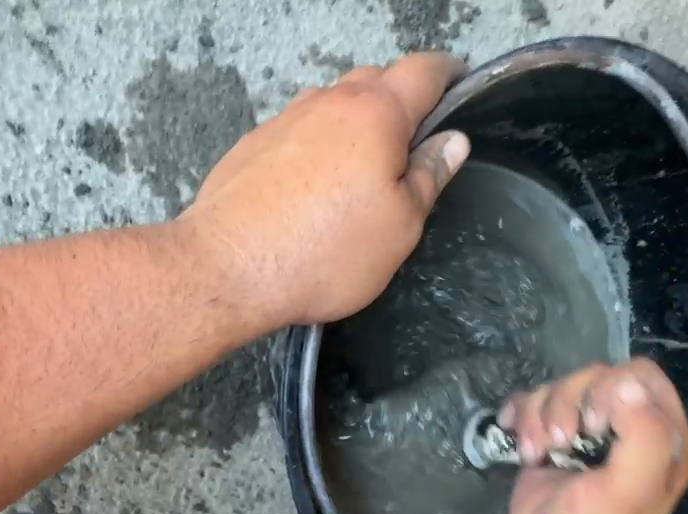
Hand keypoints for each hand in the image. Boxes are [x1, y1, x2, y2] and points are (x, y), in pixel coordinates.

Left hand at [177, 53, 471, 327]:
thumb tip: (451, 142)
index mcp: (376, 113)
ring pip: (332, 107)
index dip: (448, 74)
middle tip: (411, 144)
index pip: (424, 71)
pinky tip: (313, 190)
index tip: (458, 84)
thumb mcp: (399, 228)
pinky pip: (298, 134)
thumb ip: (428, 179)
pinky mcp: (253, 146)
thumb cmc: (325, 253)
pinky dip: (316, 149)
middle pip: (375, 82)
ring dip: (354, 127)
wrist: (230, 268)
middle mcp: (328, 102)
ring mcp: (284, 120)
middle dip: (400, 102)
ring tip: (360, 172)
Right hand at [503, 360, 687, 513]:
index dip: (610, 389)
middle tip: (561, 445)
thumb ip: (644, 434)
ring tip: (537, 455)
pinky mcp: (550, 444)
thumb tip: (623, 385)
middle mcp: (625, 429)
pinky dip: (520, 418)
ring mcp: (585, 435)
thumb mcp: (630, 490)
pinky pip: (532, 405)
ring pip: (559, 388)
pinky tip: (521, 446)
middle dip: (566, 403)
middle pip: (594, 376)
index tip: (594, 428)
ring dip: (539, 416)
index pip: (639, 376)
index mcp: (661, 436)